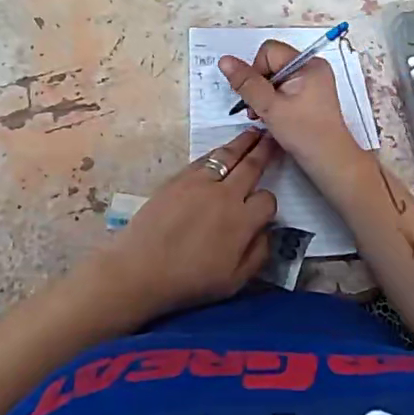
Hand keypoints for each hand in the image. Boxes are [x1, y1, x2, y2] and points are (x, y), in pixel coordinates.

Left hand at [91, 129, 280, 319]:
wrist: (140, 269)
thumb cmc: (189, 281)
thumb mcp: (234, 281)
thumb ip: (258, 254)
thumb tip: (267, 232)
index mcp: (242, 221)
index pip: (267, 200)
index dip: (269, 203)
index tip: (264, 208)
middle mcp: (225, 195)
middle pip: (251, 166)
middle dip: (265, 150)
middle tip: (272, 137)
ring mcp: (200, 182)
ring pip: (227, 155)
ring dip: (243, 143)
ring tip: (253, 133)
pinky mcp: (179, 178)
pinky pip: (204, 159)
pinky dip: (217, 152)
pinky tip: (222, 150)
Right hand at [218, 43, 374, 190]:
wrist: (330, 161)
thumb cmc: (304, 133)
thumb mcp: (269, 107)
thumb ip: (246, 82)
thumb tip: (225, 61)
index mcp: (308, 63)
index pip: (269, 51)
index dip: (256, 72)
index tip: (258, 97)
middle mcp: (313, 67)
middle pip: (272, 63)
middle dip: (259, 85)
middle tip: (258, 111)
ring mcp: (314, 81)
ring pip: (276, 77)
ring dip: (265, 95)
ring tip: (265, 117)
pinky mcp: (311, 95)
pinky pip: (285, 88)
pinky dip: (275, 101)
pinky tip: (274, 118)